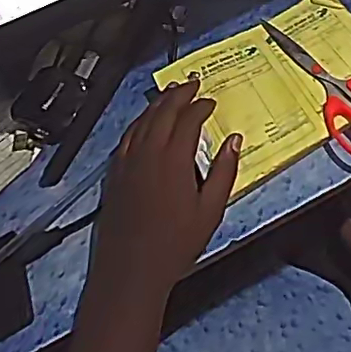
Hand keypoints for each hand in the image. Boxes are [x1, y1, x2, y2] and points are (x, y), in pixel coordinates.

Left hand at [87, 80, 241, 300]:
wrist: (131, 267)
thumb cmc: (175, 243)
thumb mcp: (210, 210)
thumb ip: (224, 172)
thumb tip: (234, 141)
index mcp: (173, 158)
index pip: (188, 119)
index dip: (201, 106)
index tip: (211, 102)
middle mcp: (148, 151)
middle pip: (163, 110)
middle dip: (180, 93)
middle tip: (193, 84)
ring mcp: (128, 159)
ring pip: (144, 119)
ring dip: (159, 102)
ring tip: (171, 93)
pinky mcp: (115, 169)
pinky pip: (128, 134)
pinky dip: (141, 120)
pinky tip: (146, 121)